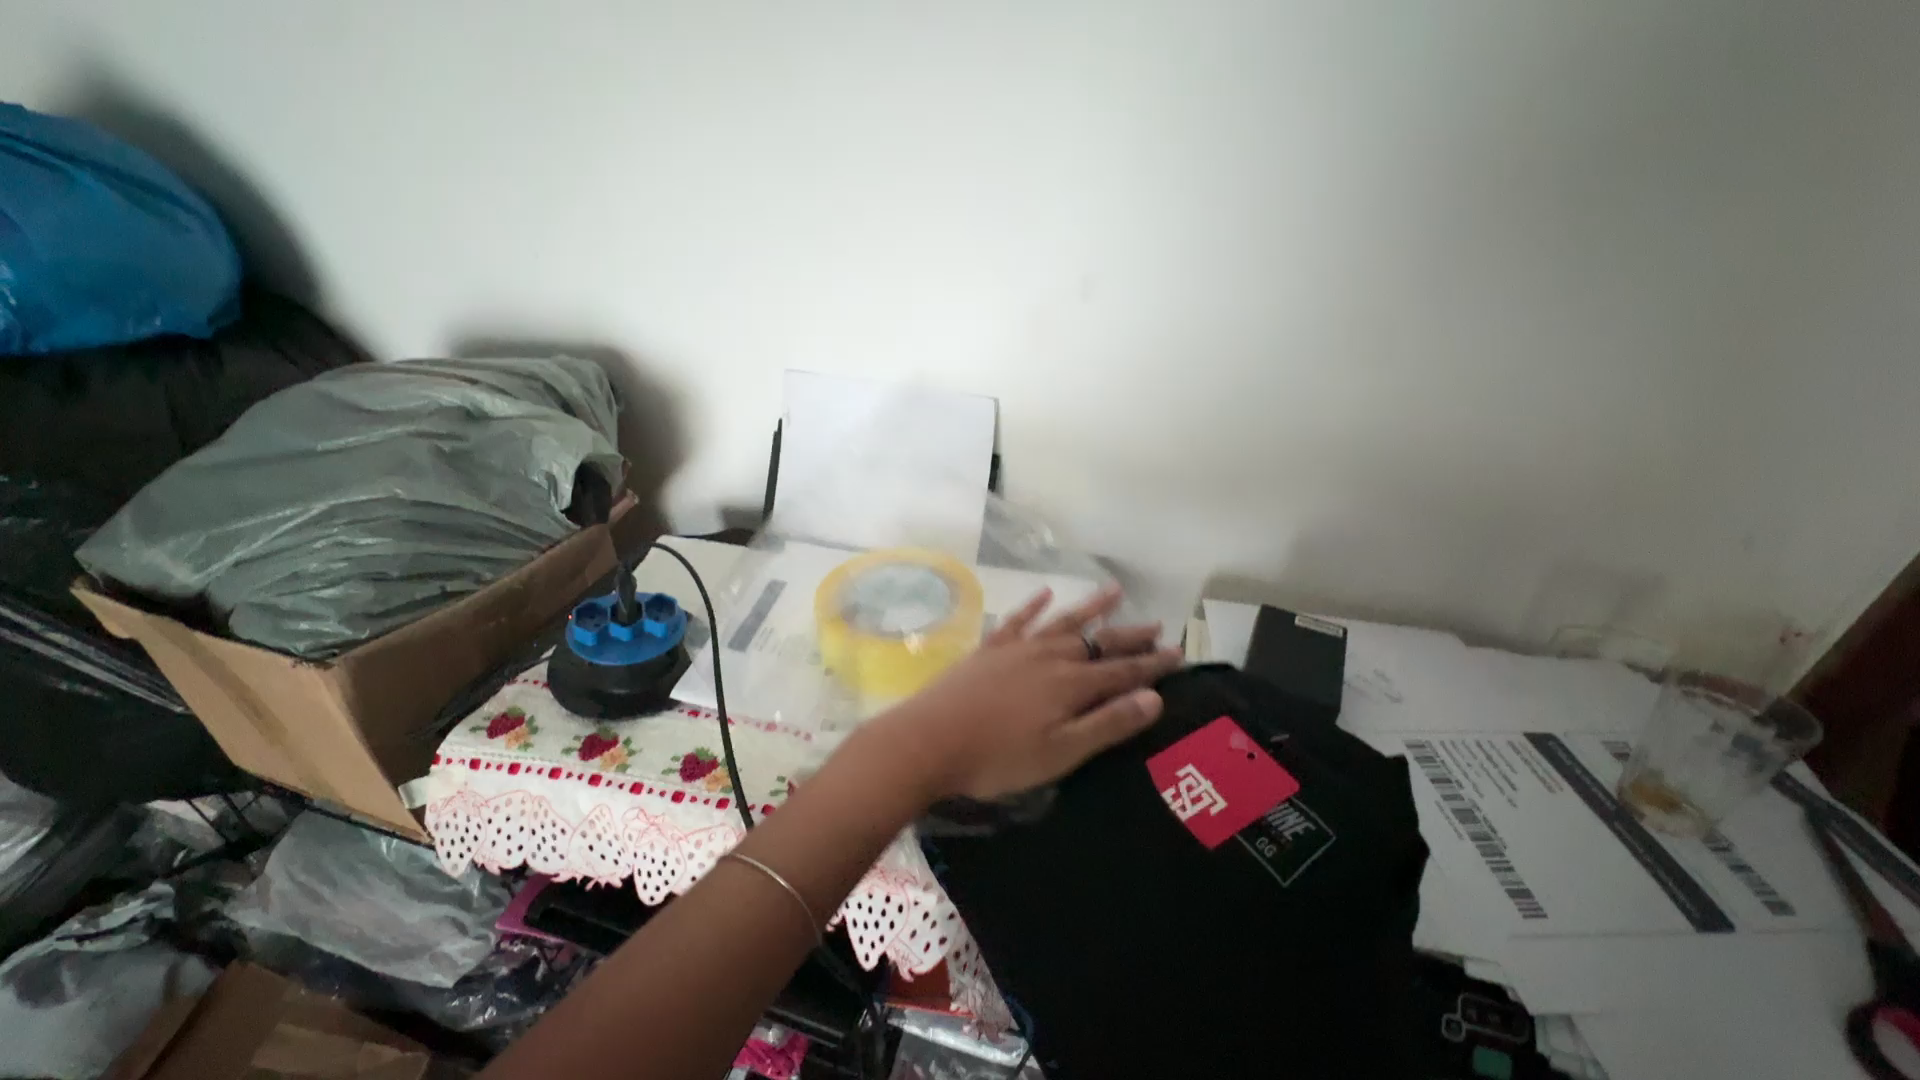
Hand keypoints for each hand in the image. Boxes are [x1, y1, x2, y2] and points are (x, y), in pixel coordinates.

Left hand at [870, 584, 1183, 800]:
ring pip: (1062, 621)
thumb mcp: (1061, 752)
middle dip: (1129, 634)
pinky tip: (1044, 595)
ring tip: (1115, 590)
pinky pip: (1017, 620)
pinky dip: (1033, 606)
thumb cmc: (997, 757)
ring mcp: (1016, 648)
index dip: (1151, 664)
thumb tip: (1154, 697)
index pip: (1122, 671)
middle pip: (1097, 641)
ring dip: (1090, 607)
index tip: (1177, 653)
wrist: (928, 740)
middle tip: (1157, 625)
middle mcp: (1048, 657)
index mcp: (1070, 685)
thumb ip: (1107, 724)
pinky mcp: (988, 649)